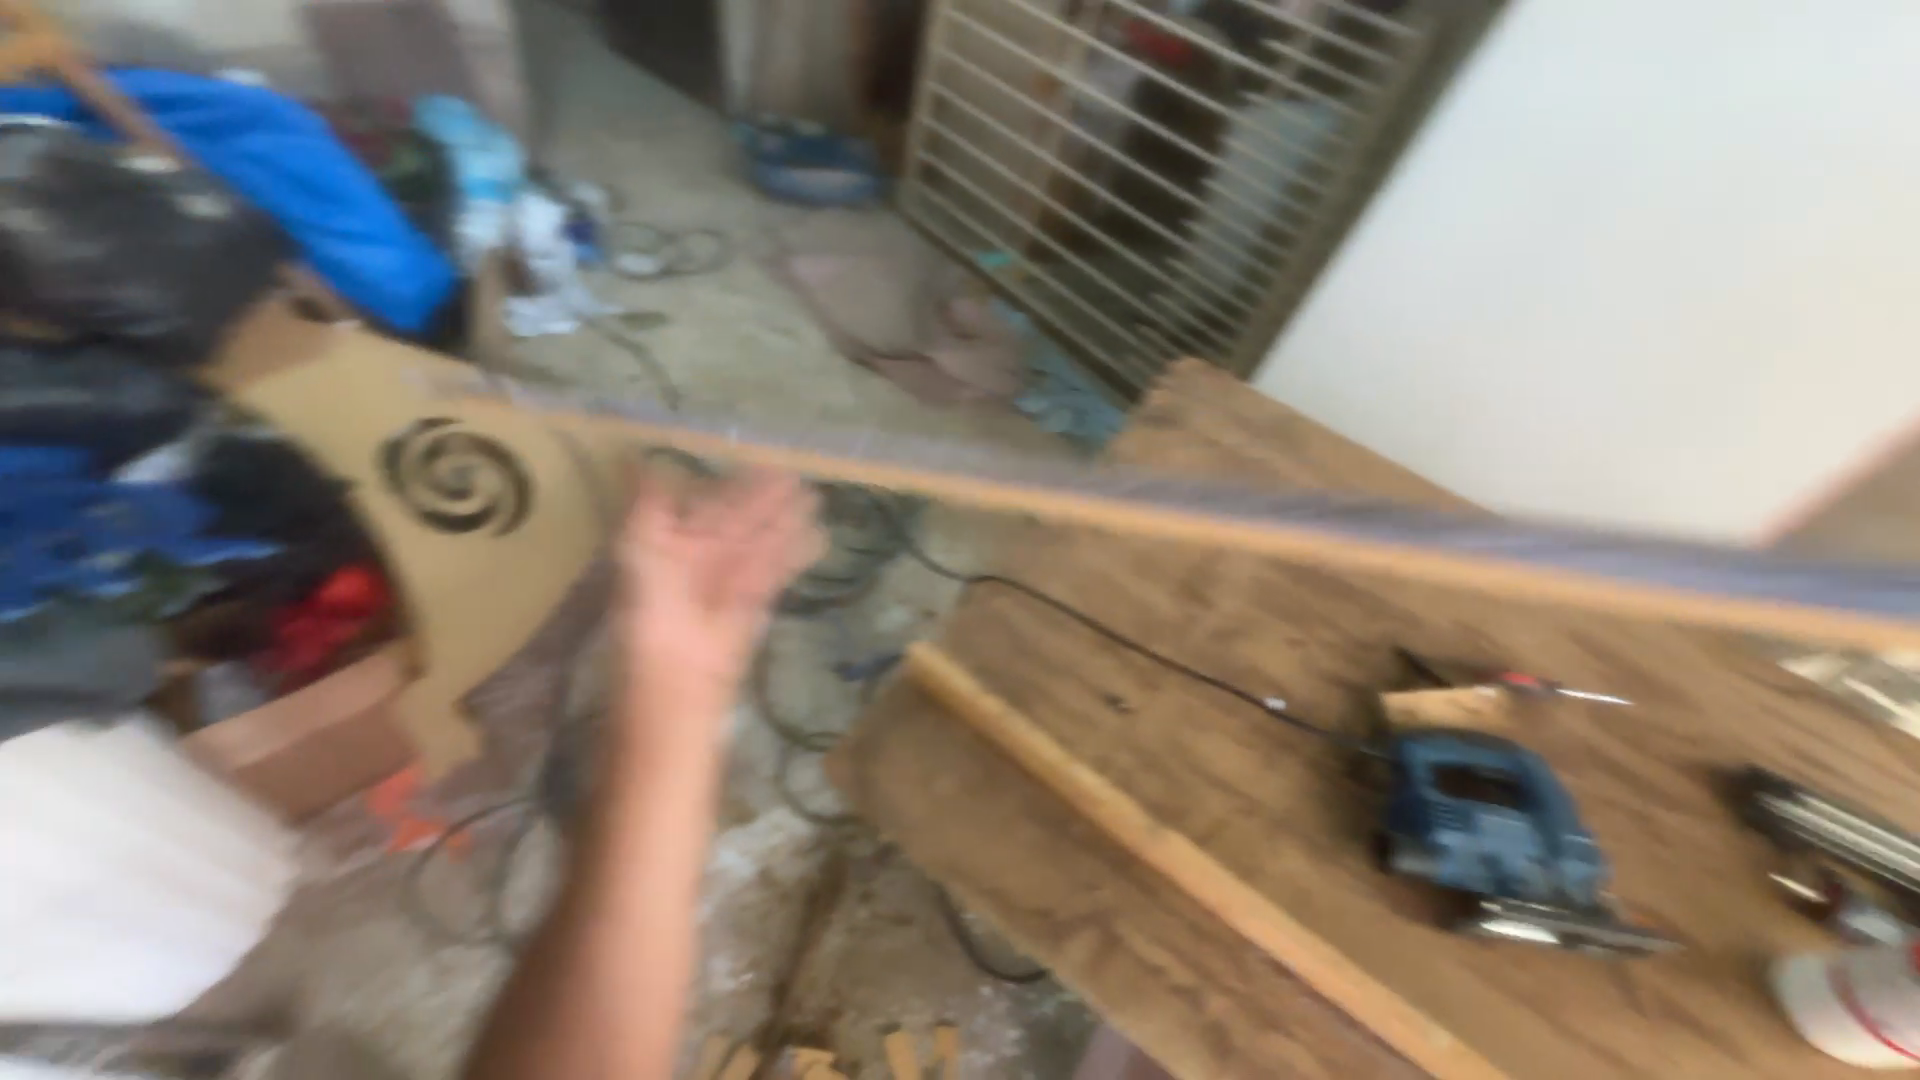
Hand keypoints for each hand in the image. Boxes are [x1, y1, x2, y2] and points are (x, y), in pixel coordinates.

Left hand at [618, 467, 821, 728]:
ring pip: (759, 543)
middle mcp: (698, 562)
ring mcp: (727, 583)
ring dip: (783, 522)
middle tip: (793, 475)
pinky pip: (774, 571)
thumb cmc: (653, 618)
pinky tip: (816, 536)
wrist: (677, 684)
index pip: (701, 510)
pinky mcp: (752, 604)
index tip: (754, 464)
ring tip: (812, 497)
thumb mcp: (639, 555)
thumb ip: (646, 509)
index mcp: (667, 549)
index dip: (727, 487)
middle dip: (763, 501)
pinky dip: (794, 553)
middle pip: (736, 523)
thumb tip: (639, 462)